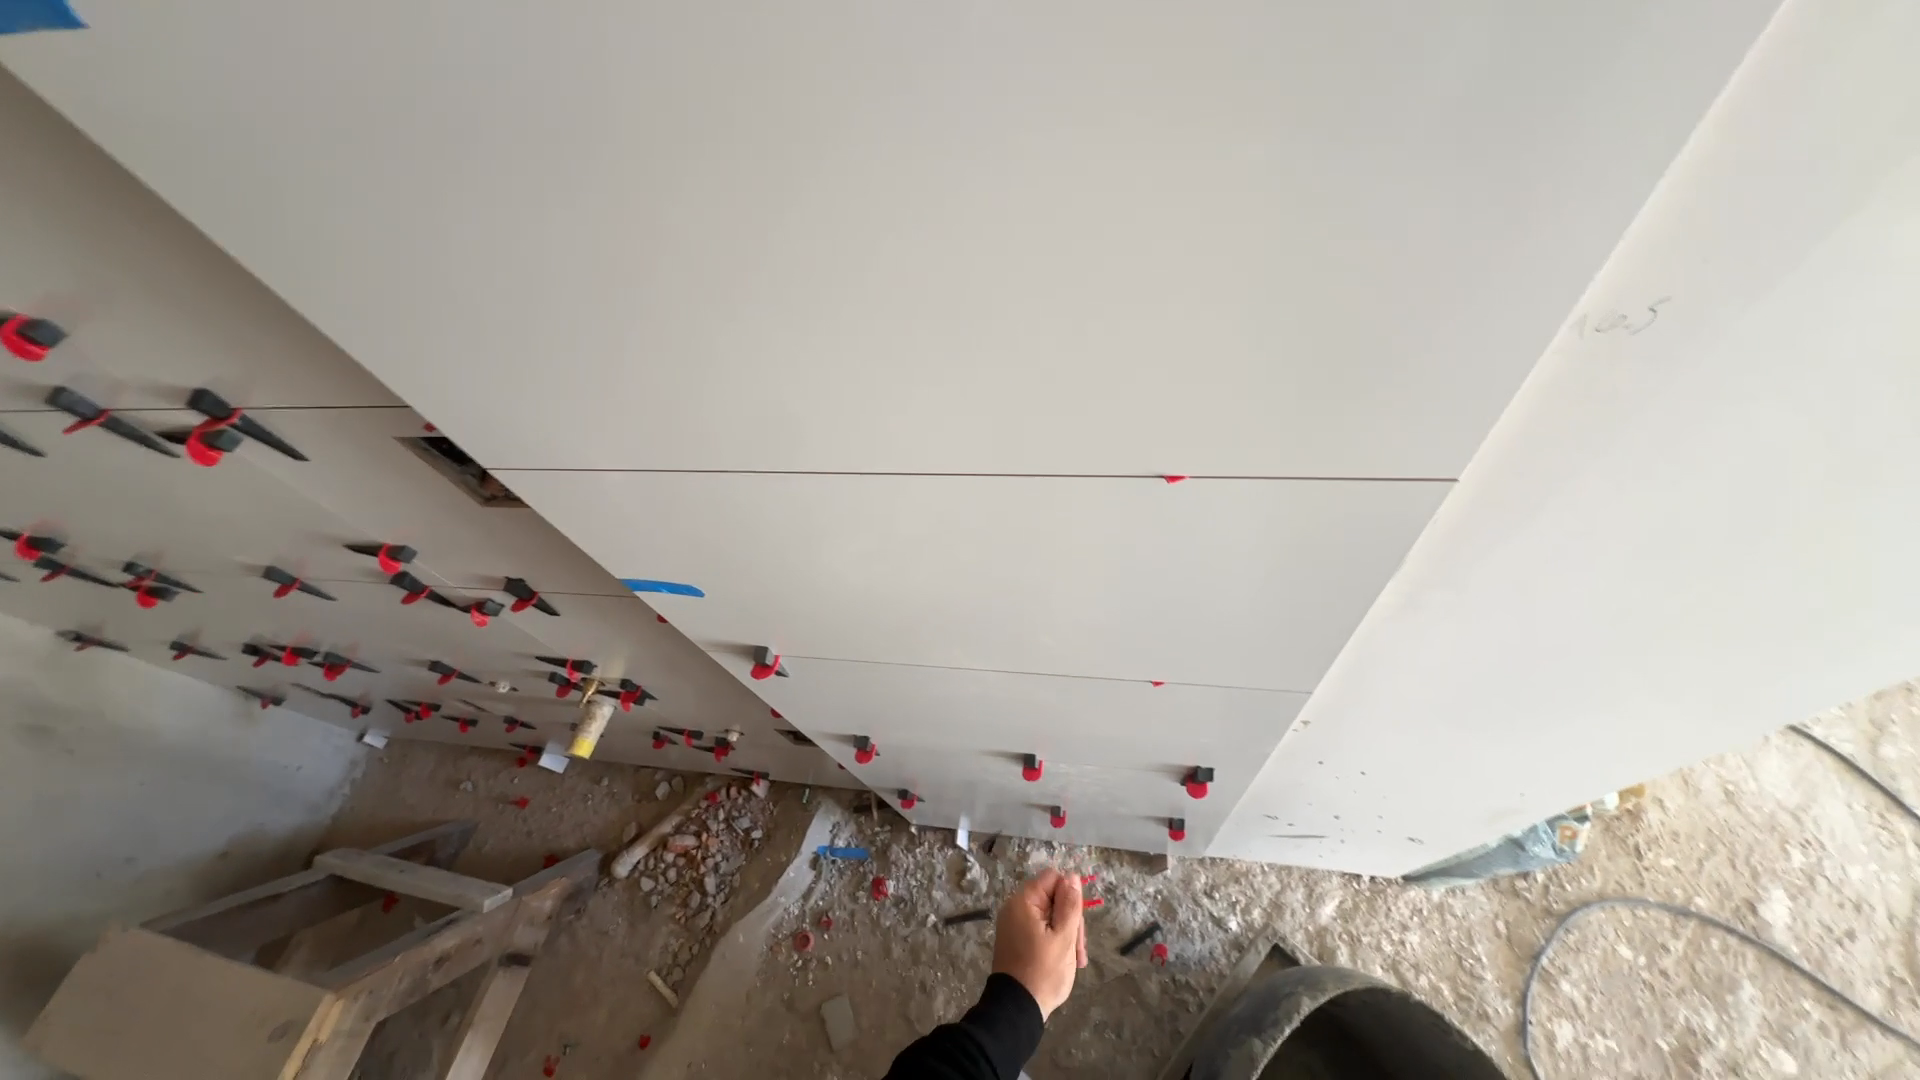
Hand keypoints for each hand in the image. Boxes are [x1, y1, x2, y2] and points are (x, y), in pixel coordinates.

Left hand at [991, 868, 1088, 1019]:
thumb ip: (1070, 904)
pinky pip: (1041, 930)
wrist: (1017, 1009)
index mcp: (1024, 901)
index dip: (1070, 895)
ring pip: (1050, 916)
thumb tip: (1072, 876)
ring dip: (1066, 934)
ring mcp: (1015, 924)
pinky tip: (1066, 960)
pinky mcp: (1017, 939)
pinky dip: (1055, 941)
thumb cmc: (1043, 972)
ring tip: (1077, 959)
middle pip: (1053, 898)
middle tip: (1079, 948)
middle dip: (1070, 920)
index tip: (1077, 922)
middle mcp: (1016, 907)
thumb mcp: (1064, 937)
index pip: (1053, 878)